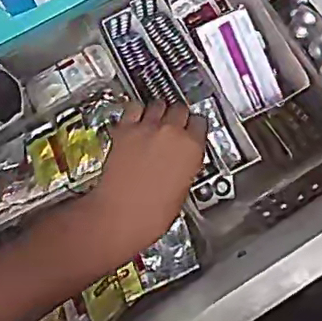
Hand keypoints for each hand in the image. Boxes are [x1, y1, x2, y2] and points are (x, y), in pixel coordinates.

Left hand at [74, 100, 208, 268]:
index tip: (192, 128)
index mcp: (192, 148)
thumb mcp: (183, 188)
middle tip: (174, 123)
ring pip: (158, 104)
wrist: (120, 215)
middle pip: (180, 109)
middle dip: (178, 116)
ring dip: (158, 111)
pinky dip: (136, 111)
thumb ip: (186, 165)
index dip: (195, 127)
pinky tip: (136, 117)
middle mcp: (171, 133)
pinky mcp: (124, 129)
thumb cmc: (151, 212)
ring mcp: (147, 128)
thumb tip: (183, 159)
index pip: (200, 123)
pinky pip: (133, 108)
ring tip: (156, 118)